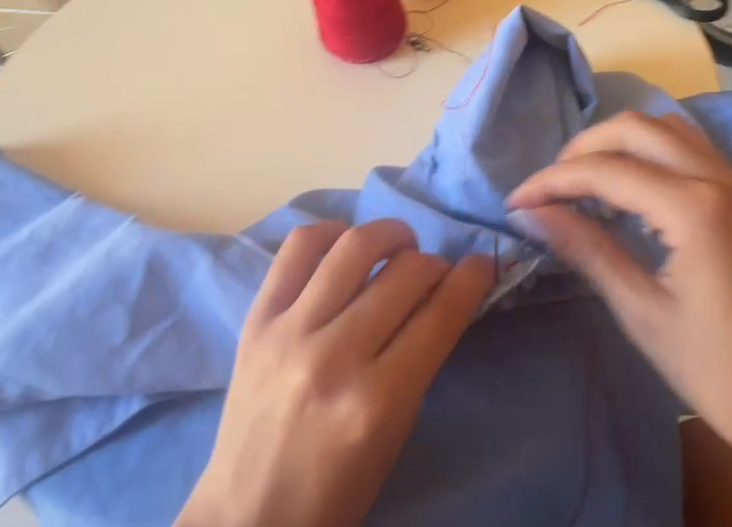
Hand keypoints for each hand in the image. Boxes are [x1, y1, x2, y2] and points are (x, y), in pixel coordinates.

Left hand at [176, 219, 492, 526]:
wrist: (250, 512)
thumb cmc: (337, 486)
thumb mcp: (396, 432)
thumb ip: (420, 359)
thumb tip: (443, 294)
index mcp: (378, 400)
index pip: (440, 314)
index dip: (471, 278)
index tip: (481, 264)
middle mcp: (334, 356)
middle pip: (404, 273)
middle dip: (435, 263)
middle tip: (436, 272)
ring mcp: (289, 331)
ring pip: (354, 246)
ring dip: (390, 235)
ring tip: (399, 246)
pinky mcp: (256, 318)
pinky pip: (299, 246)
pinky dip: (331, 232)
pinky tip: (346, 246)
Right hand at [506, 112, 731, 464]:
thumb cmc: (720, 373)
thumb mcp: (643, 313)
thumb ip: (588, 250)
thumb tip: (533, 214)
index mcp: (693, 208)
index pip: (605, 170)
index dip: (552, 181)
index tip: (515, 204)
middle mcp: (719, 178)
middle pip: (635, 128)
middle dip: (583, 149)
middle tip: (549, 190)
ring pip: (667, 127)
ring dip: (620, 143)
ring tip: (586, 184)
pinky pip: (692, 148)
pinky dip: (652, 152)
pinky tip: (633, 190)